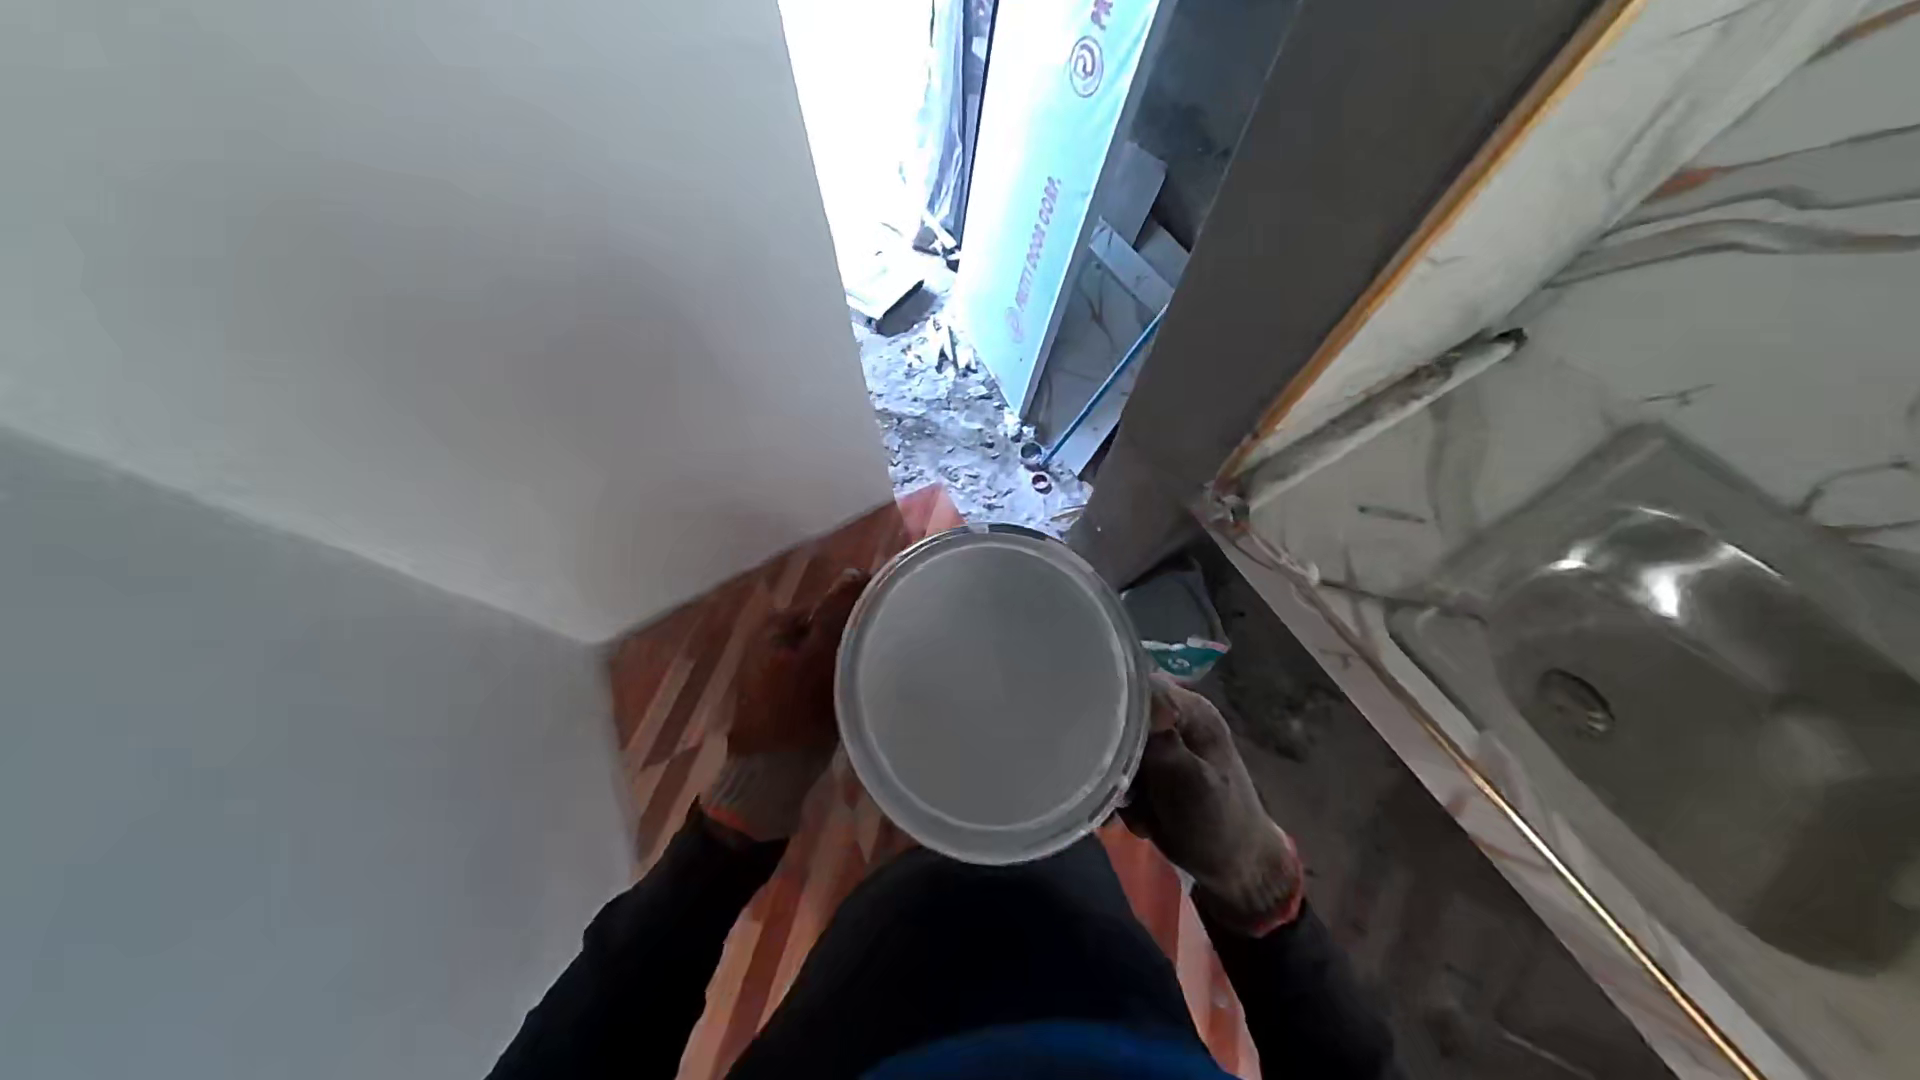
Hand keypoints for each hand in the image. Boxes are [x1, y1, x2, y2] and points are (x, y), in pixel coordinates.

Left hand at [701, 571, 868, 842]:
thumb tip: (854, 571)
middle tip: (876, 658)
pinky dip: (835, 681)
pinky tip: (849, 696)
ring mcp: (778, 670)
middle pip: (828, 628)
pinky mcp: (786, 695)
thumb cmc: (796, 710)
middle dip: (851, 639)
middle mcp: (775, 641)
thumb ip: (836, 612)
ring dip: (845, 661)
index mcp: (778, 624)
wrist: (770, 774)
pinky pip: (820, 676)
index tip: (882, 631)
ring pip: (826, 653)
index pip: (830, 603)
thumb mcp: (820, 655)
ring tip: (865, 678)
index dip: (858, 614)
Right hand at [1122, 673, 1303, 934]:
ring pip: (1115, 746)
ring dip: (1115, 779)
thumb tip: (1139, 693)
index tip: (1097, 736)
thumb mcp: (1190, 782)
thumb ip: (1162, 739)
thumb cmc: (1219, 825)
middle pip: (1119, 716)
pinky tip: (1136, 815)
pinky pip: (1119, 770)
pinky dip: (1121, 794)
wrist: (1236, 872)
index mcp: (1189, 709)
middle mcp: (1172, 718)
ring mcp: (1161, 744)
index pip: (1136, 685)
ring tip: (1132, 807)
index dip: (1111, 704)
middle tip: (1120, 786)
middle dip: (1112, 753)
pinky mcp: (1151, 769)